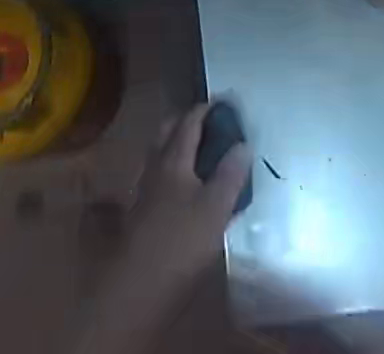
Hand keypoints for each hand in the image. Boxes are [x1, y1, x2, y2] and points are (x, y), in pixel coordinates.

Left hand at [122, 103, 251, 290]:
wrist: (140, 282)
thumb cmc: (181, 240)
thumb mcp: (216, 208)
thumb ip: (230, 174)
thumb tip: (243, 143)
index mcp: (173, 158)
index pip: (188, 123)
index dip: (204, 109)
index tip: (223, 101)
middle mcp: (155, 165)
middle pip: (168, 131)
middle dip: (186, 119)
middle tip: (210, 120)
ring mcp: (146, 187)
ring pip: (161, 151)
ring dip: (178, 141)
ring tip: (201, 148)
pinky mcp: (143, 208)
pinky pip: (160, 172)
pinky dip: (175, 164)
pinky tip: (187, 182)